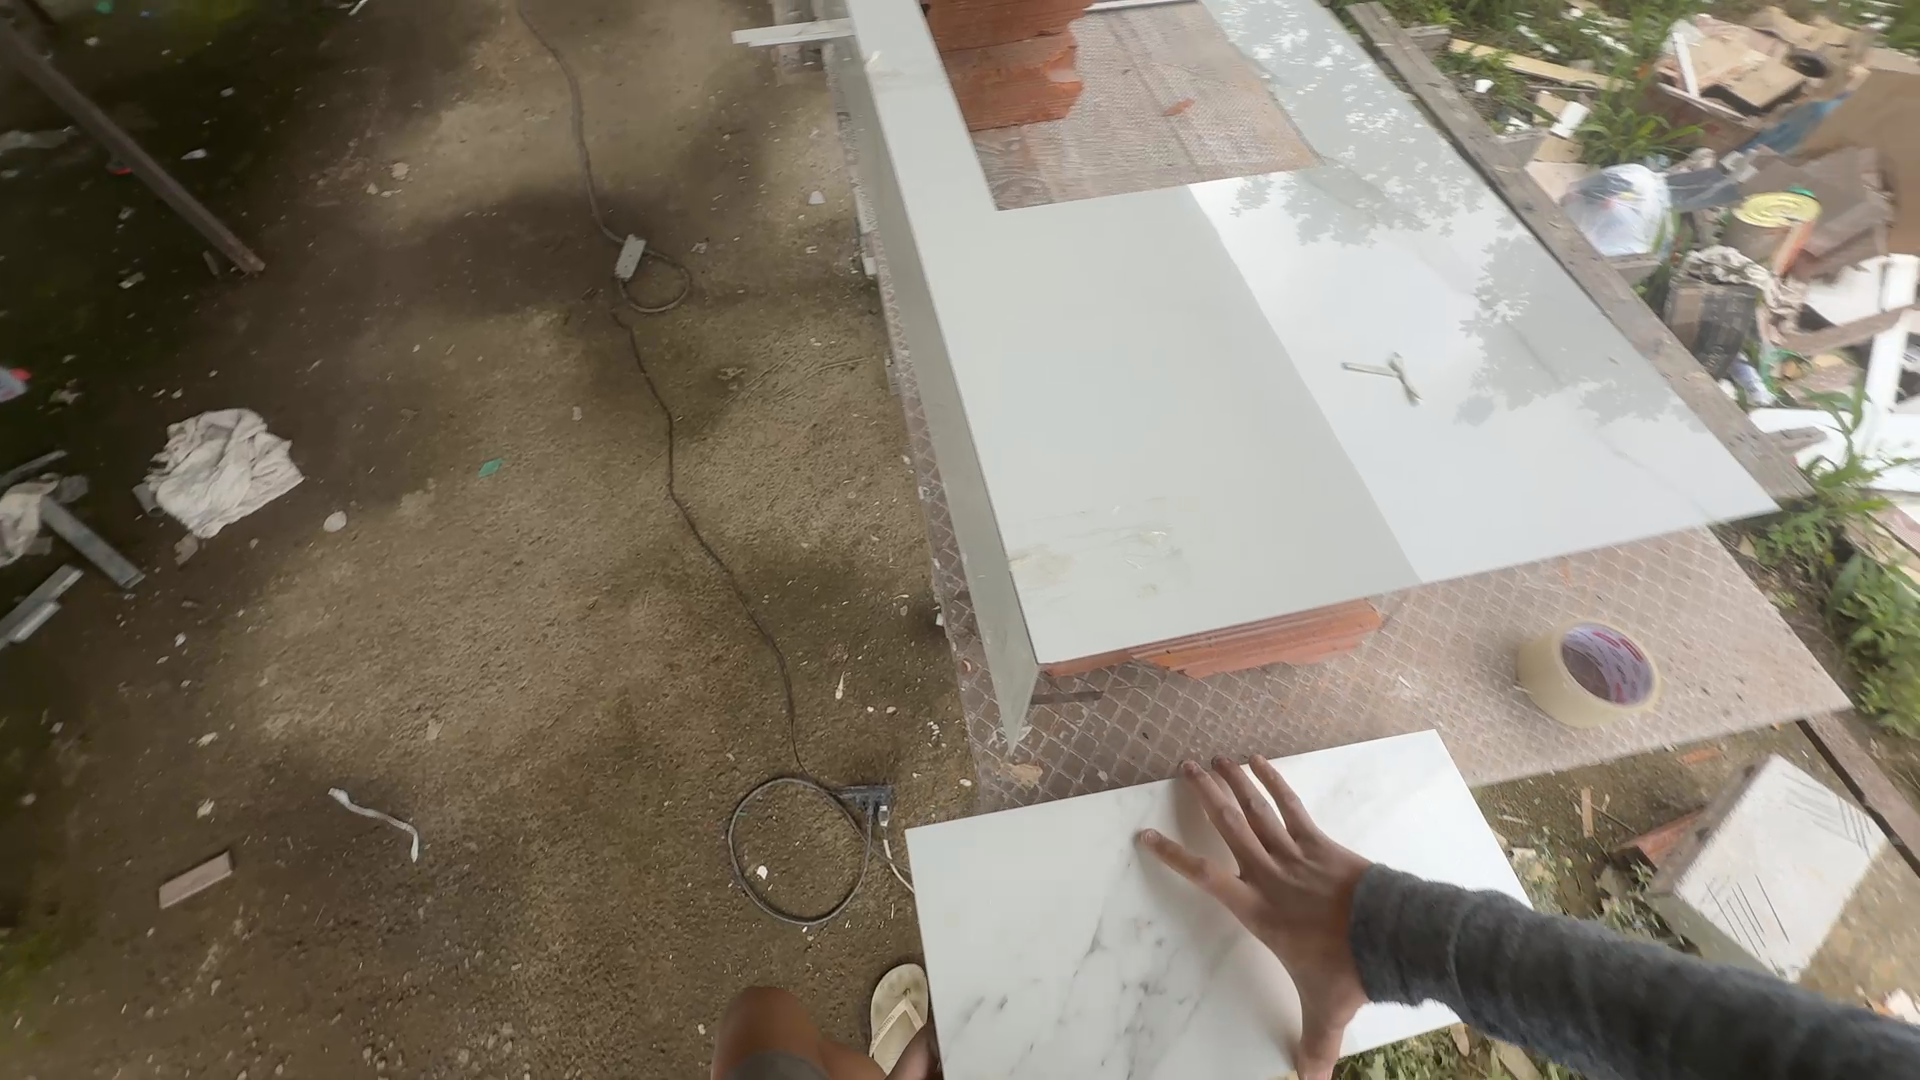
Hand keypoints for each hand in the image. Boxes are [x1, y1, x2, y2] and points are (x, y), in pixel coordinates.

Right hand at [1139, 757, 1372, 1079]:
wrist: (1394, 938)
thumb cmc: (1348, 970)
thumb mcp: (1324, 1010)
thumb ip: (1314, 1046)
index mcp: (1257, 909)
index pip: (1204, 876)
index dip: (1173, 855)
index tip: (1145, 835)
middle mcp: (1267, 874)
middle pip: (1227, 825)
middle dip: (1204, 794)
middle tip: (1186, 766)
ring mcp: (1293, 853)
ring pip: (1255, 810)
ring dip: (1233, 781)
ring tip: (1215, 759)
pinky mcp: (1318, 842)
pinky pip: (1291, 806)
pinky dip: (1274, 782)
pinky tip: (1258, 762)